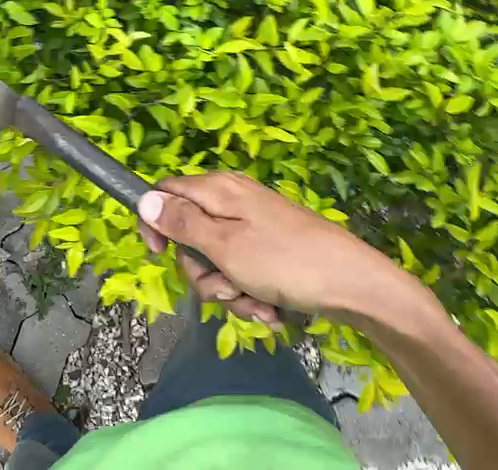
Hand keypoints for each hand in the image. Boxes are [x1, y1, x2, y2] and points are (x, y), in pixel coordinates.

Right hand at [136, 171, 417, 327]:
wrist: (354, 284)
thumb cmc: (285, 261)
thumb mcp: (225, 246)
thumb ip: (182, 224)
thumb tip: (143, 199)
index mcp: (218, 190)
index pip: (165, 193)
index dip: (156, 224)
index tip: (161, 256)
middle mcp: (232, 201)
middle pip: (189, 236)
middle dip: (203, 273)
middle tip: (226, 287)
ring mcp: (252, 226)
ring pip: (216, 262)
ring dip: (230, 291)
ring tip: (258, 303)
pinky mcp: (269, 249)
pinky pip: (242, 273)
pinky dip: (251, 294)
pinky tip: (272, 308)